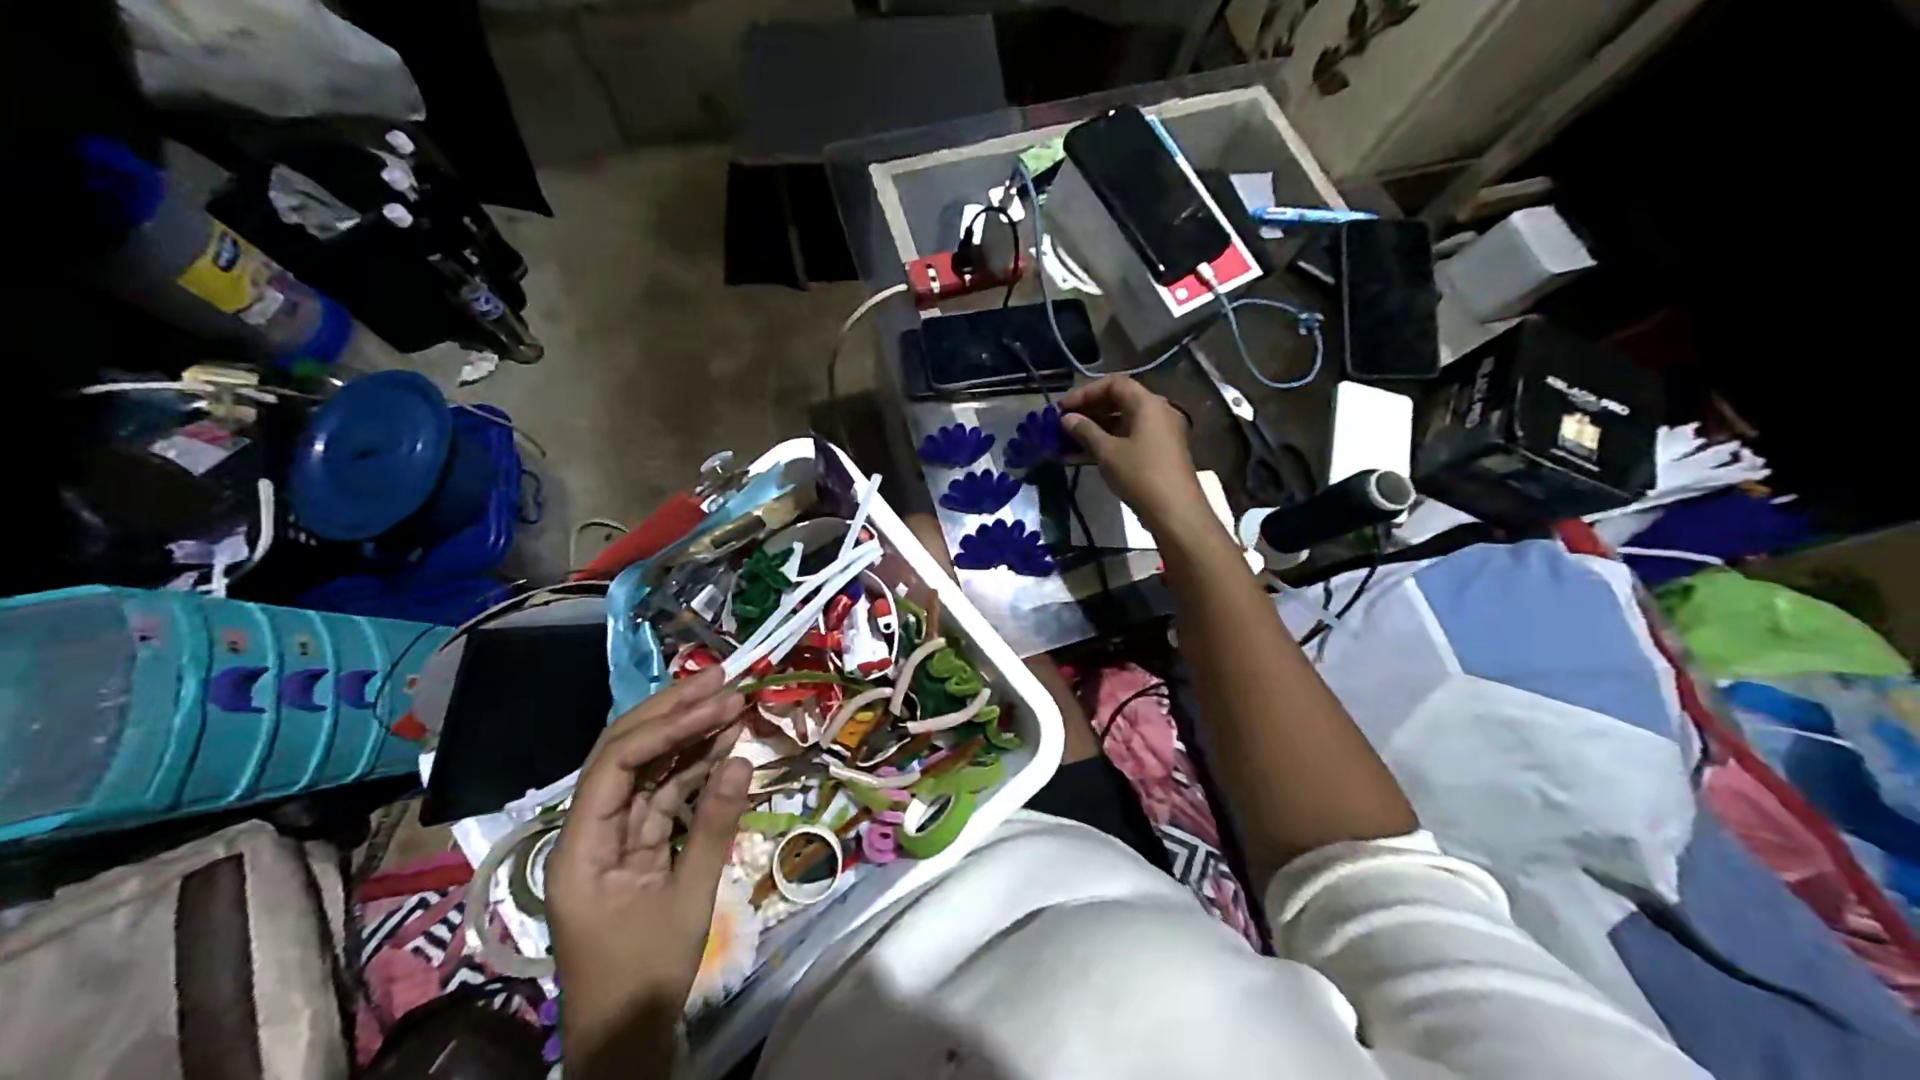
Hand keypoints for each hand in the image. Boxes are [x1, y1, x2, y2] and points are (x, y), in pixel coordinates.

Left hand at [545, 666, 752, 1076]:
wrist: (626, 1035)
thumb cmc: (645, 976)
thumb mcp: (687, 901)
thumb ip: (712, 827)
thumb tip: (743, 761)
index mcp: (580, 845)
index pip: (615, 765)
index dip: (665, 727)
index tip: (715, 702)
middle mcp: (589, 828)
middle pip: (624, 753)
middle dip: (672, 712)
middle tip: (719, 678)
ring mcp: (614, 835)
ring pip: (648, 769)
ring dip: (688, 735)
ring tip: (729, 701)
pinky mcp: (638, 844)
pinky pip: (665, 795)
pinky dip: (694, 768)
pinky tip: (724, 744)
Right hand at [1060, 376, 1209, 532]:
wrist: (1175, 511)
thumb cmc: (1141, 475)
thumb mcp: (1107, 452)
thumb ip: (1085, 431)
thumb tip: (1067, 418)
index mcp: (1147, 404)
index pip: (1114, 383)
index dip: (1085, 392)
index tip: (1063, 408)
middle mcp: (1158, 412)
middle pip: (1120, 400)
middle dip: (1089, 410)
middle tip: (1064, 422)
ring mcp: (1161, 432)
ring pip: (1124, 421)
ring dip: (1096, 428)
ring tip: (1069, 440)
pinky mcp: (1160, 452)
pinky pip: (1130, 437)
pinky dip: (1109, 441)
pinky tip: (1085, 454)